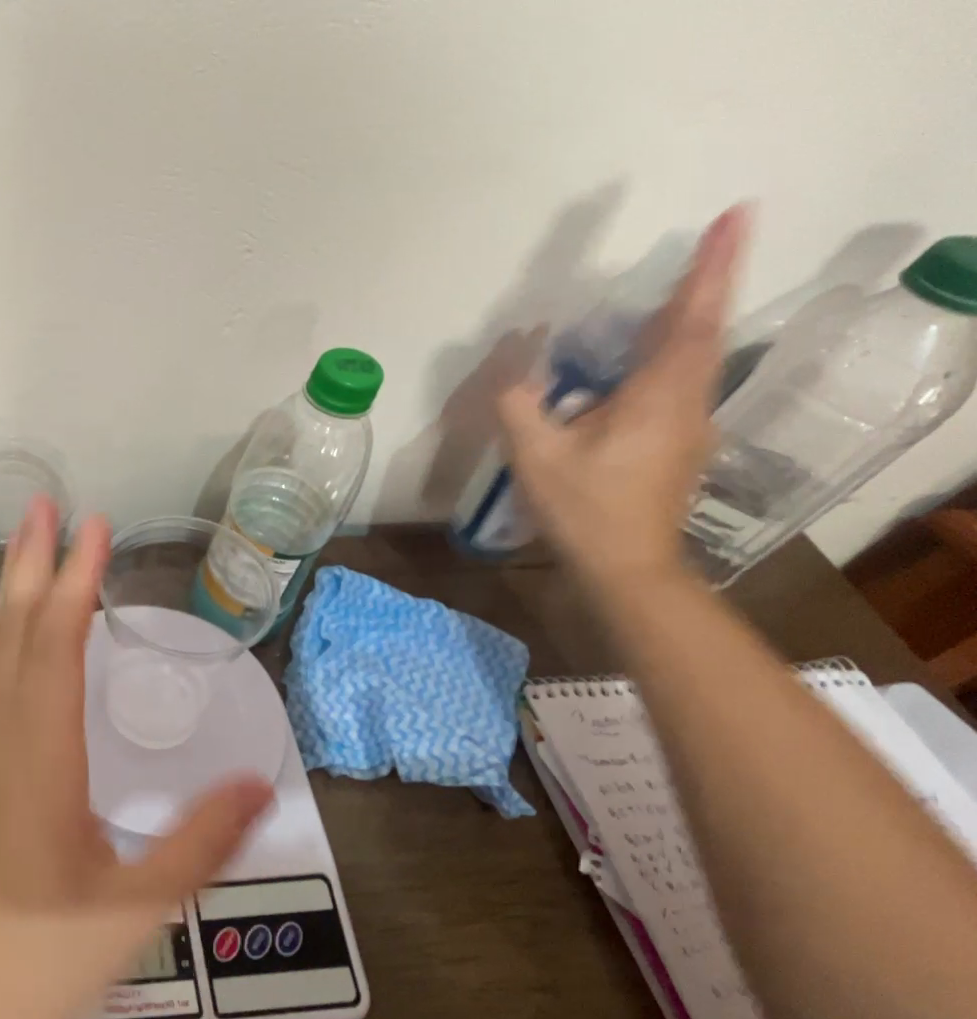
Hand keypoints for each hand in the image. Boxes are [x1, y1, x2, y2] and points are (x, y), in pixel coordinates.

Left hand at [0, 498, 274, 1018]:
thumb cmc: (43, 954)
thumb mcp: (139, 910)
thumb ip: (200, 844)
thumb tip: (261, 783)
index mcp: (41, 765)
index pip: (57, 653)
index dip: (76, 585)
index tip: (93, 527)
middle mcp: (6, 743)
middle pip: (16, 636)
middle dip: (33, 564)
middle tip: (46, 503)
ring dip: (15, 590)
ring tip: (28, 539)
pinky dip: (8, 633)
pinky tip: (18, 623)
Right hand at [496, 205, 749, 587]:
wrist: (627, 569)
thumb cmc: (585, 510)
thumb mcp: (535, 455)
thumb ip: (520, 403)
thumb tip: (515, 361)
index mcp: (659, 397)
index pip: (691, 319)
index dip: (711, 266)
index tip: (736, 215)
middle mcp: (688, 403)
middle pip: (702, 330)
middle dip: (706, 281)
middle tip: (711, 238)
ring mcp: (689, 426)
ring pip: (694, 357)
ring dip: (686, 318)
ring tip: (670, 290)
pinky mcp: (678, 445)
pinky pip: (679, 382)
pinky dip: (669, 352)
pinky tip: (638, 359)